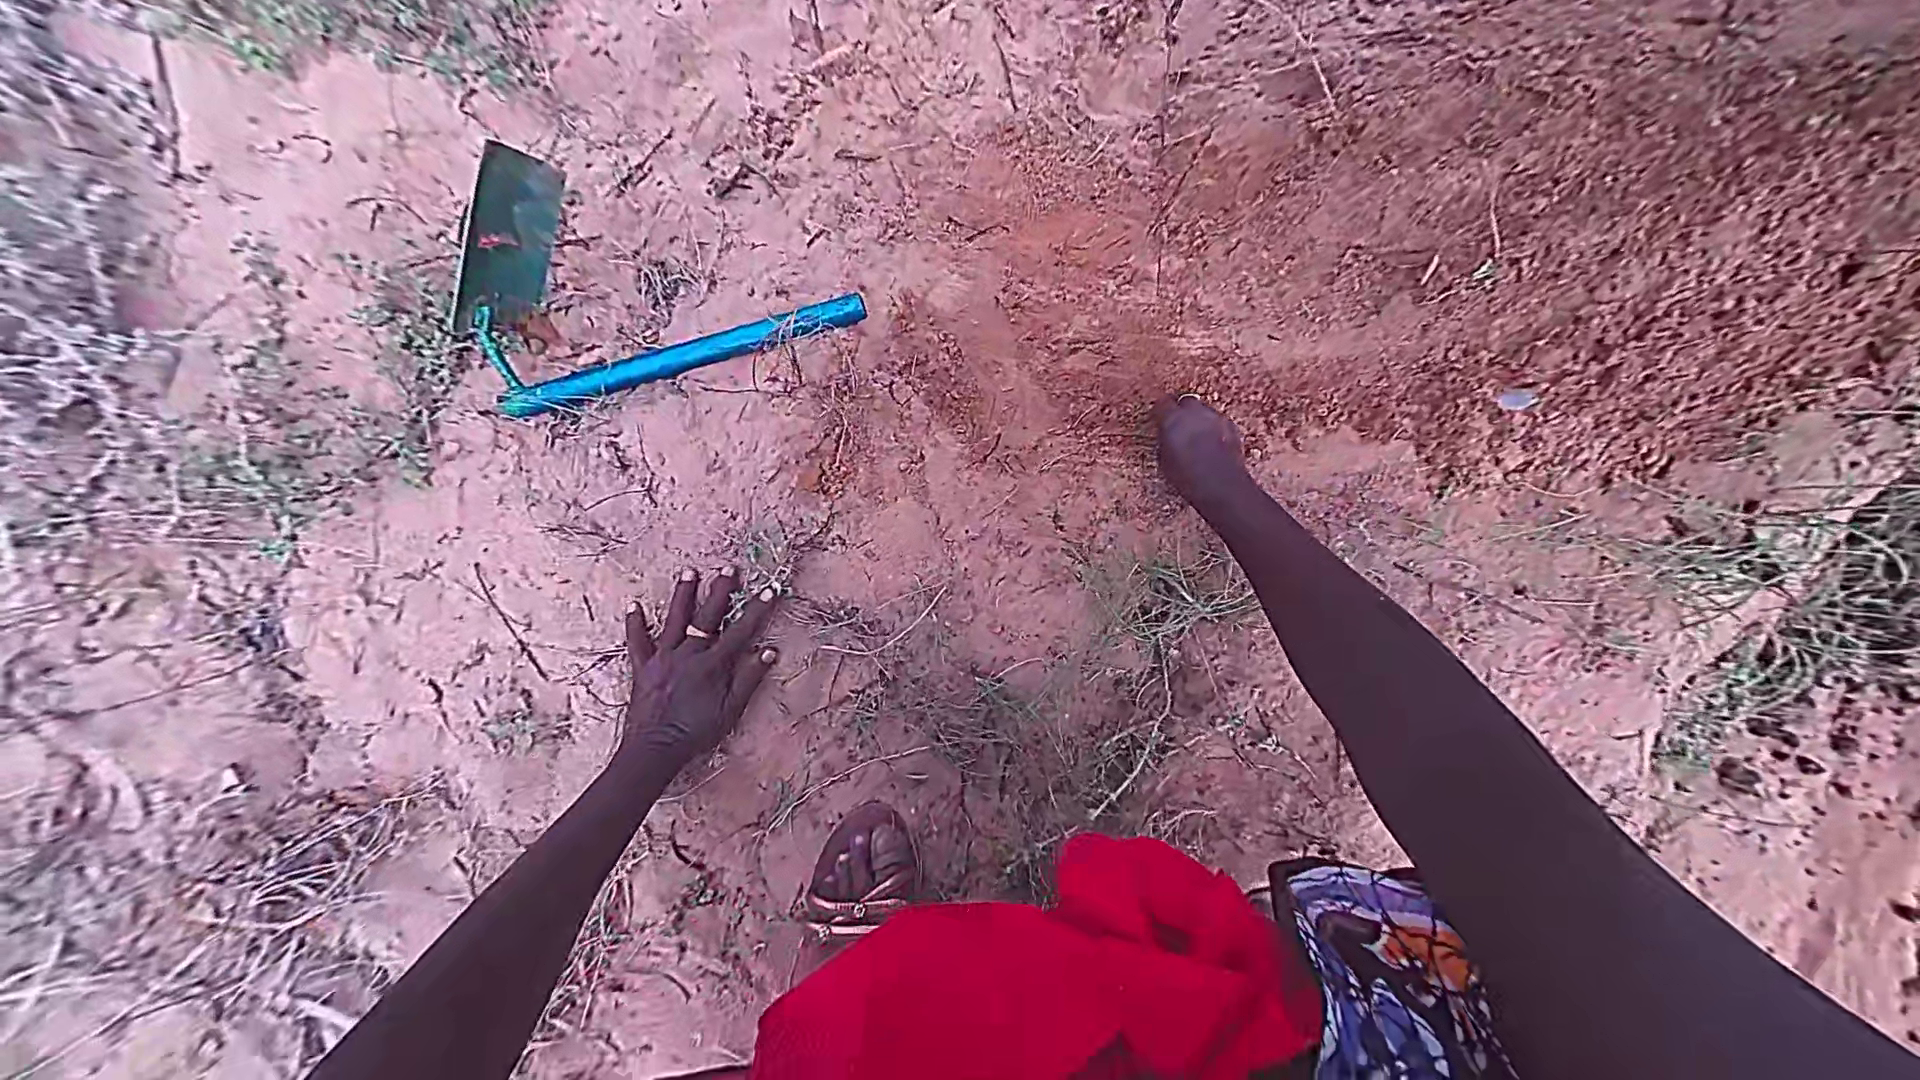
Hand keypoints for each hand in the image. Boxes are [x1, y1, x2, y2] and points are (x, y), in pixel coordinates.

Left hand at [619, 569, 779, 773]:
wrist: (653, 751)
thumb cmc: (696, 733)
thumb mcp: (731, 710)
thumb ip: (749, 678)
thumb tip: (769, 651)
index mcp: (712, 664)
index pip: (741, 630)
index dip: (757, 609)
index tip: (770, 589)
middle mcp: (688, 654)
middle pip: (707, 616)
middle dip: (721, 590)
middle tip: (730, 569)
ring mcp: (663, 658)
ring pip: (675, 620)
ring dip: (683, 595)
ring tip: (690, 571)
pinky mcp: (643, 667)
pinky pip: (637, 642)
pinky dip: (635, 624)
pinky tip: (634, 605)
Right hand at [1154, 395, 1248, 507]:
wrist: (1220, 485)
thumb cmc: (1188, 477)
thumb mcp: (1164, 460)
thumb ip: (1164, 440)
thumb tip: (1165, 436)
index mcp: (1173, 418)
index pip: (1162, 403)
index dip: (1160, 411)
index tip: (1158, 418)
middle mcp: (1195, 412)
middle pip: (1186, 402)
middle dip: (1181, 411)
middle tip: (1176, 426)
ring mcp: (1215, 418)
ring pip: (1203, 411)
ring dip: (1198, 420)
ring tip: (1194, 438)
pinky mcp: (1231, 427)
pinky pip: (1218, 422)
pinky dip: (1213, 429)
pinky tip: (1210, 444)